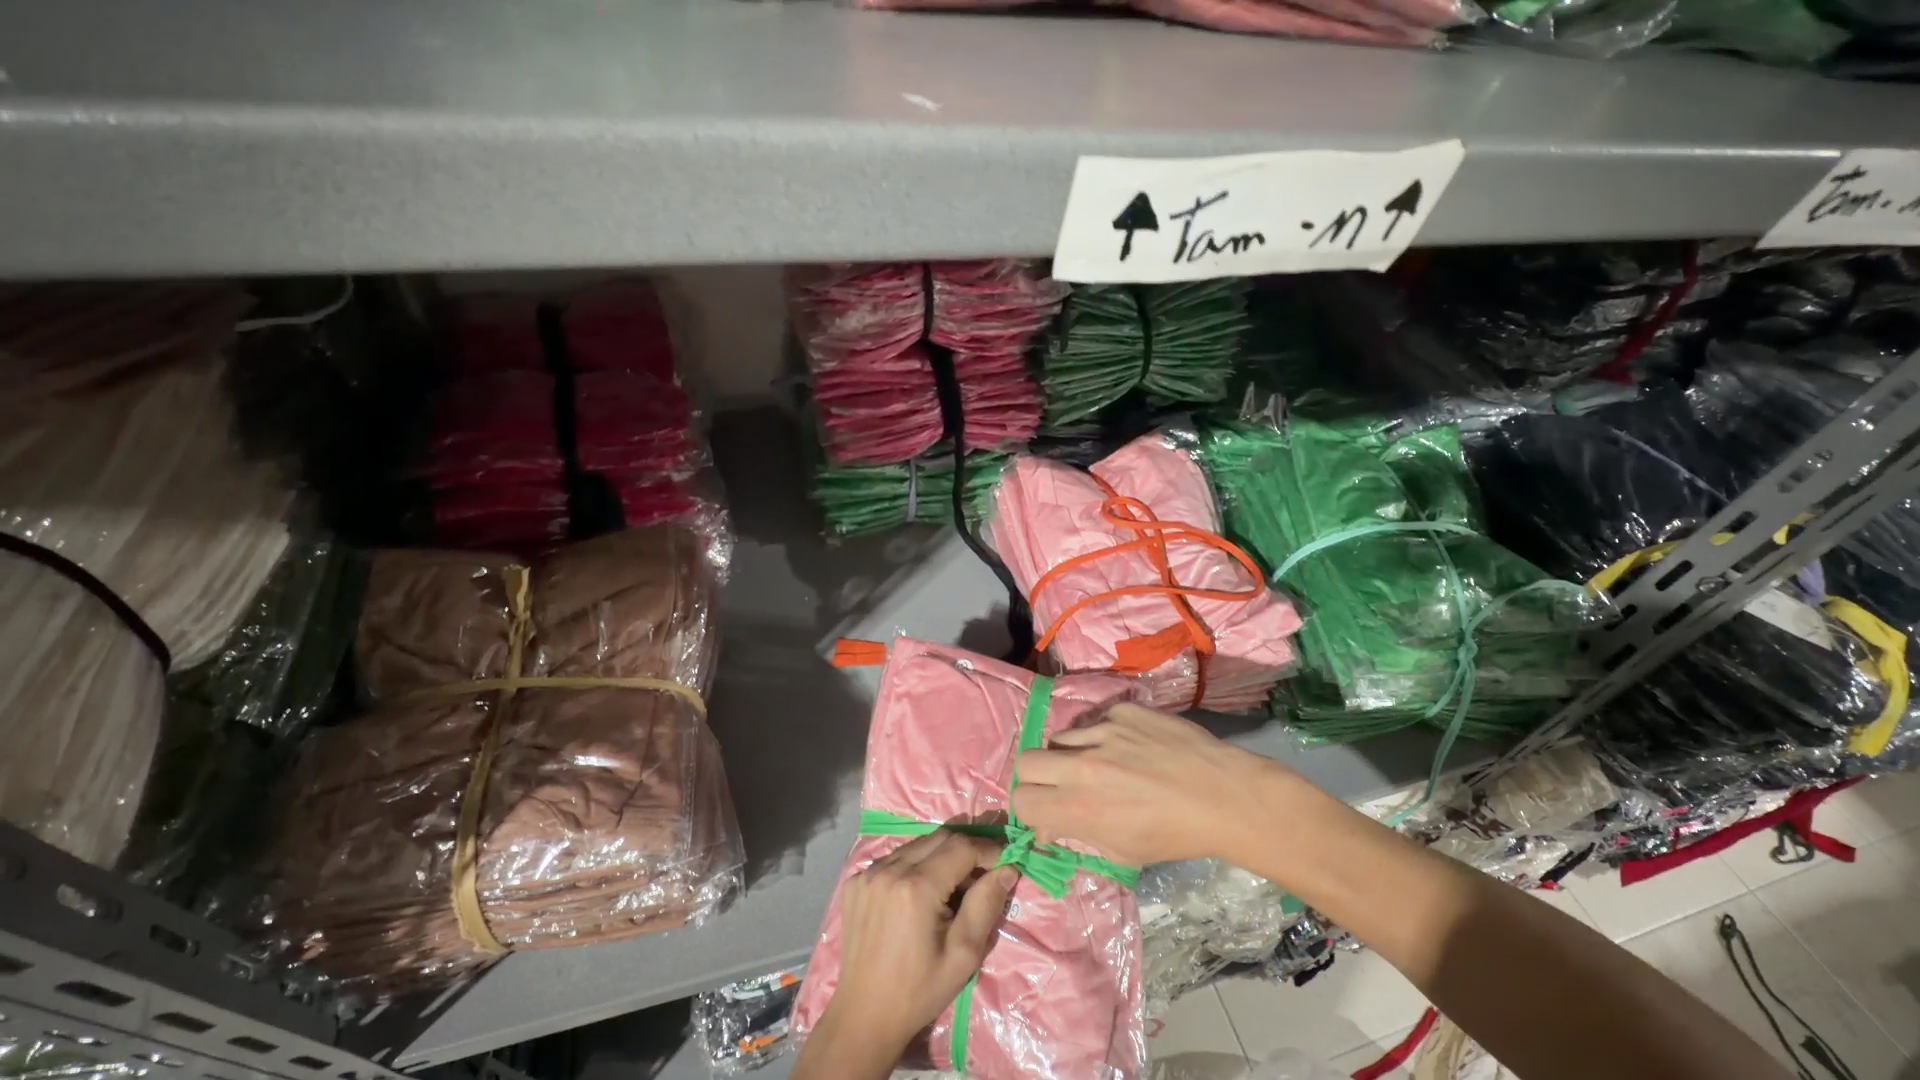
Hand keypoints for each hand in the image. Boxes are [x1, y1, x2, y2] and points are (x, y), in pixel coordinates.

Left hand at [804, 830, 1018, 1074]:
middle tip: (986, 871)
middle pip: (939, 838)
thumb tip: (1008, 868)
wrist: (866, 1014)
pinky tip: (924, 892)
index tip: (1006, 862)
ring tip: (957, 883)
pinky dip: (916, 865)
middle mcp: (888, 870)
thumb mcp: (964, 954)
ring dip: (942, 855)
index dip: (989, 849)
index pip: (961, 846)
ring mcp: (867, 874)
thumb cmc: (920, 990)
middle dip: (968, 848)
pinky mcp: (855, 882)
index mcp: (915, 887)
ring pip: (916, 845)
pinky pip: (894, 859)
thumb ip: (986, 904)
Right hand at [1011, 703, 1306, 865]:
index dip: (1031, 807)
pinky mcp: (1124, 711)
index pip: (1021, 800)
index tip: (1048, 810)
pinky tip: (1131, 748)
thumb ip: (1078, 835)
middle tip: (1061, 784)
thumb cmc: (1175, 835)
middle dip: (1037, 776)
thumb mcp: (1123, 852)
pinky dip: (1105, 735)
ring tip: (1103, 764)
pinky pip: (1097, 721)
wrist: (1224, 796)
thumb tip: (1051, 823)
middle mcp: (1083, 766)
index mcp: (1079, 809)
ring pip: (1061, 737)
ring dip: (1072, 754)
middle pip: (1026, 760)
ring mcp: (1103, 732)